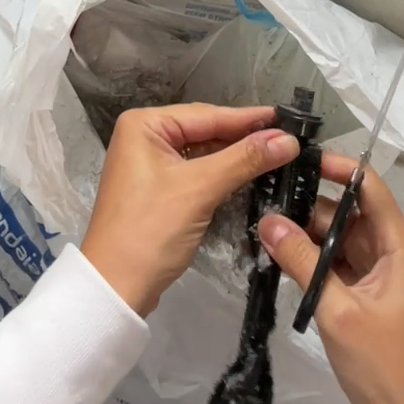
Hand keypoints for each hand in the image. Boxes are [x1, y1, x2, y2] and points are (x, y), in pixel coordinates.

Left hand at [81, 103, 299, 315]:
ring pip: (202, 152)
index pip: (206, 115)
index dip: (248, 118)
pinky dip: (221, 173)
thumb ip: (244, 160)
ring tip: (278, 152)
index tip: (286, 117)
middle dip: (243, 137)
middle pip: (204, 131)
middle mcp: (145, 136)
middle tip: (288, 137)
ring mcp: (150, 163)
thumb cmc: (151, 229)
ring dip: (235, 155)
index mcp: (145, 124)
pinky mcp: (158, 188)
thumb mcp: (200, 190)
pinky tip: (249, 172)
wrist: (115, 288)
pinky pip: (196, 171)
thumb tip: (287, 139)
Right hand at [260, 152, 403, 403]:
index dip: (338, 166)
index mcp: (397, 245)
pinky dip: (308, 257)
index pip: (370, 186)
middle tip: (263, 194)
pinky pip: (332, 261)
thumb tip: (266, 220)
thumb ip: (302, 262)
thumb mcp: (339, 310)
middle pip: (345, 209)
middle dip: (308, 202)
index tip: (298, 158)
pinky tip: (276, 252)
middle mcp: (387, 250)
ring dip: (304, 232)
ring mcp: (374, 273)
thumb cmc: (386, 363)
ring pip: (334, 236)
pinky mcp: (360, 294)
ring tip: (262, 222)